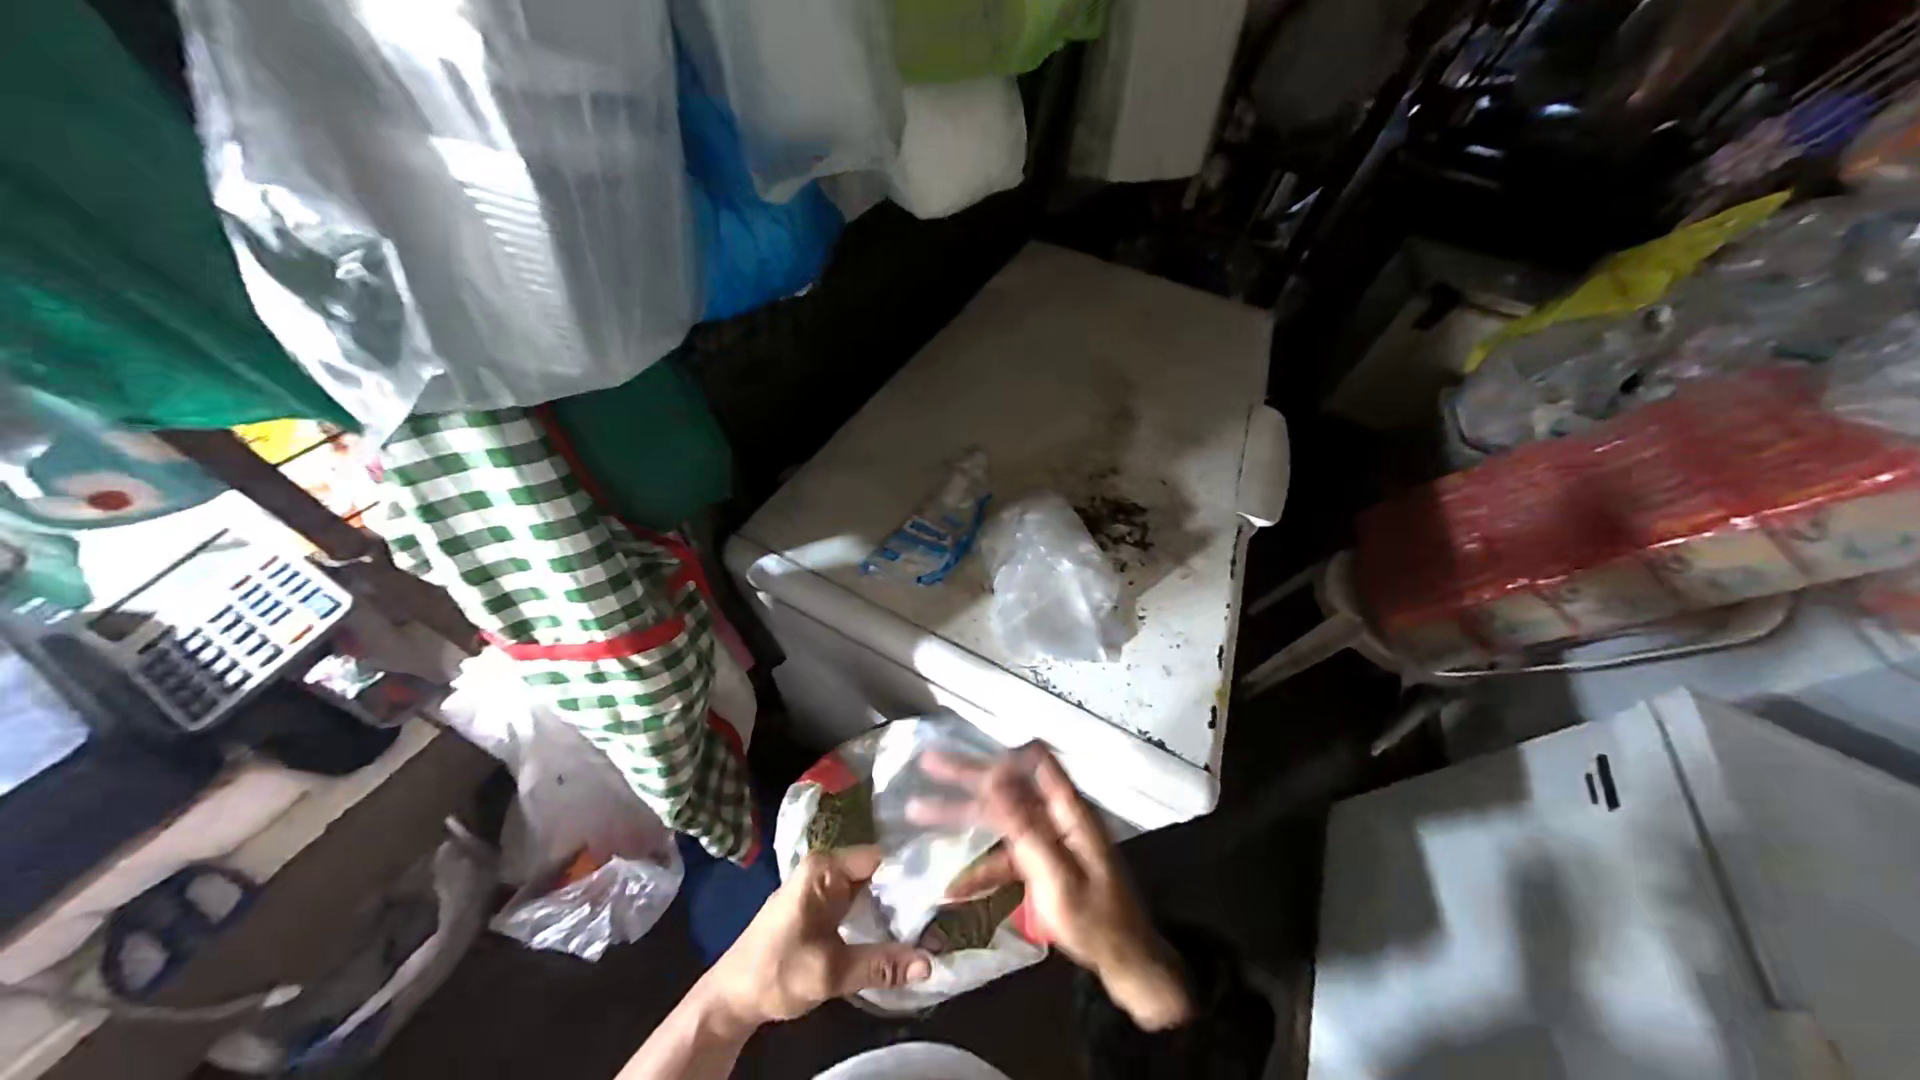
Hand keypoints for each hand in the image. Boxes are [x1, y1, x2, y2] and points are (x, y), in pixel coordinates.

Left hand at [700, 846, 932, 1028]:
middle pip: (877, 871)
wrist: (730, 1000)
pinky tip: (904, 929)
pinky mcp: (822, 906)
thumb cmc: (775, 974)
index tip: (943, 888)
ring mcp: (823, 887)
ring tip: (935, 919)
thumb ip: (881, 965)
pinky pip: (860, 901)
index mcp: (824, 869)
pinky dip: (880, 914)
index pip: (880, 857)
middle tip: (946, 908)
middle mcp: (825, 869)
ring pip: (870, 888)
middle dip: (908, 891)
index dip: (912, 871)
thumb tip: (929, 964)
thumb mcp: (831, 973)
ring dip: (896, 905)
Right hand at [923, 744, 1191, 1030]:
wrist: (1124, 963)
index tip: (961, 743)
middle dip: (968, 777)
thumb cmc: (1096, 920)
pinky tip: (952, 886)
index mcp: (1069, 812)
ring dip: (962, 819)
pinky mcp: (1042, 862)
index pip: (1034, 764)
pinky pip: (1005, 856)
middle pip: (1009, 787)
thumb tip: (997, 779)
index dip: (999, 751)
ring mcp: (1048, 840)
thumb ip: (1024, 827)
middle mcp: (1057, 817)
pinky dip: (980, 867)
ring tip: (919, 812)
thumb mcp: (1057, 876)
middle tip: (929, 763)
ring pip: (1000, 820)